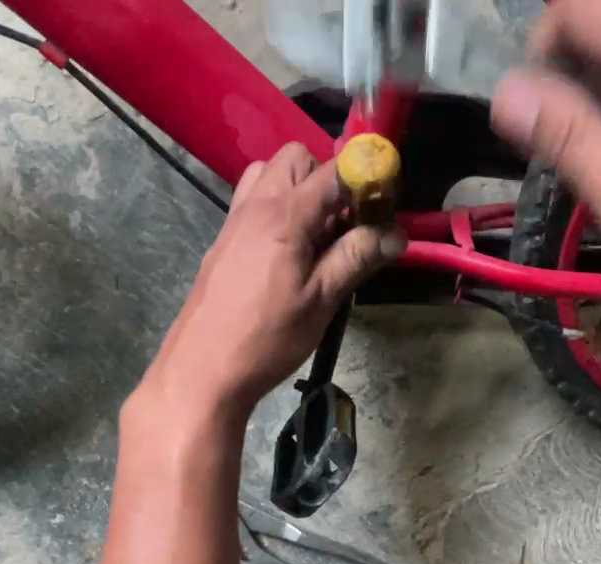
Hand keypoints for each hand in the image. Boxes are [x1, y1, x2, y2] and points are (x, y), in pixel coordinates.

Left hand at [139, 143, 404, 422]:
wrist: (204, 368)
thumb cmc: (267, 338)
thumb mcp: (320, 301)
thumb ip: (356, 258)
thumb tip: (396, 234)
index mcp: (284, 215)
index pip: (334, 170)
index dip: (366, 178)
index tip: (385, 205)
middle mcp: (257, 204)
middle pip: (298, 159)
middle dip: (329, 179)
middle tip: (347, 225)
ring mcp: (236, 220)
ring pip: (272, 174)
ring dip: (301, 191)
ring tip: (318, 237)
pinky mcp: (227, 240)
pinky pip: (256, 200)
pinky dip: (280, 209)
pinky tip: (291, 253)